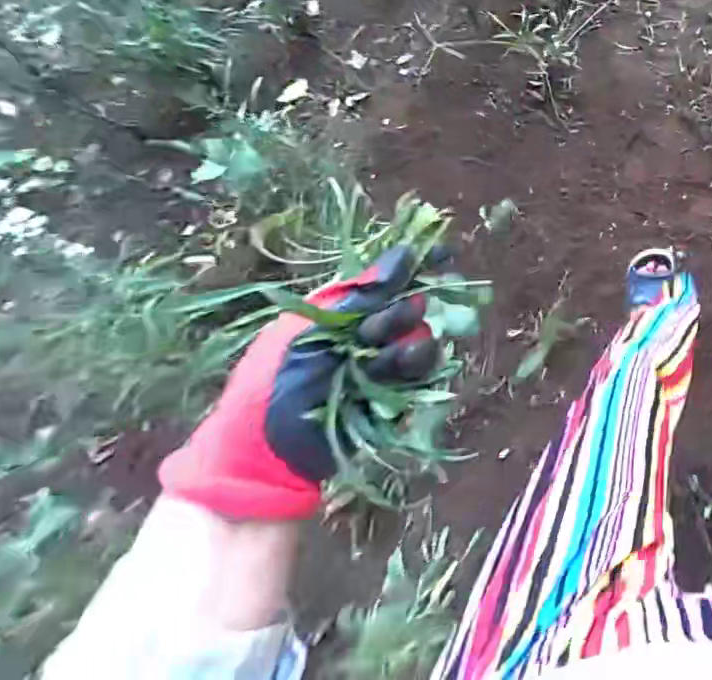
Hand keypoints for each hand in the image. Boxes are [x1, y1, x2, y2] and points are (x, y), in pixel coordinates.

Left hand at [159, 245, 437, 519]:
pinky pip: (427, 367)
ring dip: (407, 346)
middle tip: (375, 333)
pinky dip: (414, 369)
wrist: (266, 459)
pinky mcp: (403, 386)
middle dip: (401, 315)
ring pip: (425, 334)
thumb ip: (360, 295)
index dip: (421, 264)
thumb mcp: (309, 333)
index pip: (393, 276)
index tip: (445, 256)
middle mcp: (370, 328)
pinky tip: (394, 377)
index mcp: (343, 309)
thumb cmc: (272, 387)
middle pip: (414, 303)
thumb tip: (406, 252)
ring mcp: (388, 357)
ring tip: (383, 364)